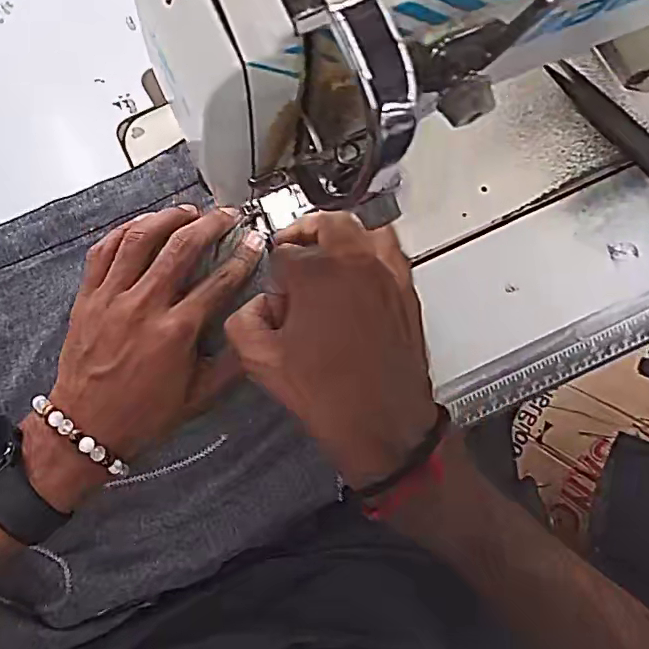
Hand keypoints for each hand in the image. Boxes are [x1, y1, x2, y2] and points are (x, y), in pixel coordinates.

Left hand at [25, 204, 263, 510]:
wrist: (87, 427)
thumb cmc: (140, 416)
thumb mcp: (198, 396)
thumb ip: (231, 363)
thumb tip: (253, 331)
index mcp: (174, 333)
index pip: (218, 281)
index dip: (242, 257)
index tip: (254, 243)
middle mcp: (143, 308)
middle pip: (181, 247)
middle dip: (210, 224)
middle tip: (225, 216)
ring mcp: (111, 299)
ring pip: (140, 239)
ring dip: (167, 218)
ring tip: (187, 211)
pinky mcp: (87, 298)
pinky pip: (103, 251)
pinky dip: (123, 231)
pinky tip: (141, 225)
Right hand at [224, 212, 440, 487]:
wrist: (382, 424)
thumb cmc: (332, 396)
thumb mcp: (261, 361)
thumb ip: (243, 321)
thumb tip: (253, 307)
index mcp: (315, 275)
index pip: (283, 251)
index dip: (272, 271)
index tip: (274, 289)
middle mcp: (354, 266)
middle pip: (325, 224)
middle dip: (303, 234)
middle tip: (292, 251)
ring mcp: (385, 276)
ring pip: (362, 228)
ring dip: (339, 235)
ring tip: (326, 253)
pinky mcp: (406, 292)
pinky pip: (391, 251)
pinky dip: (372, 250)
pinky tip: (360, 269)